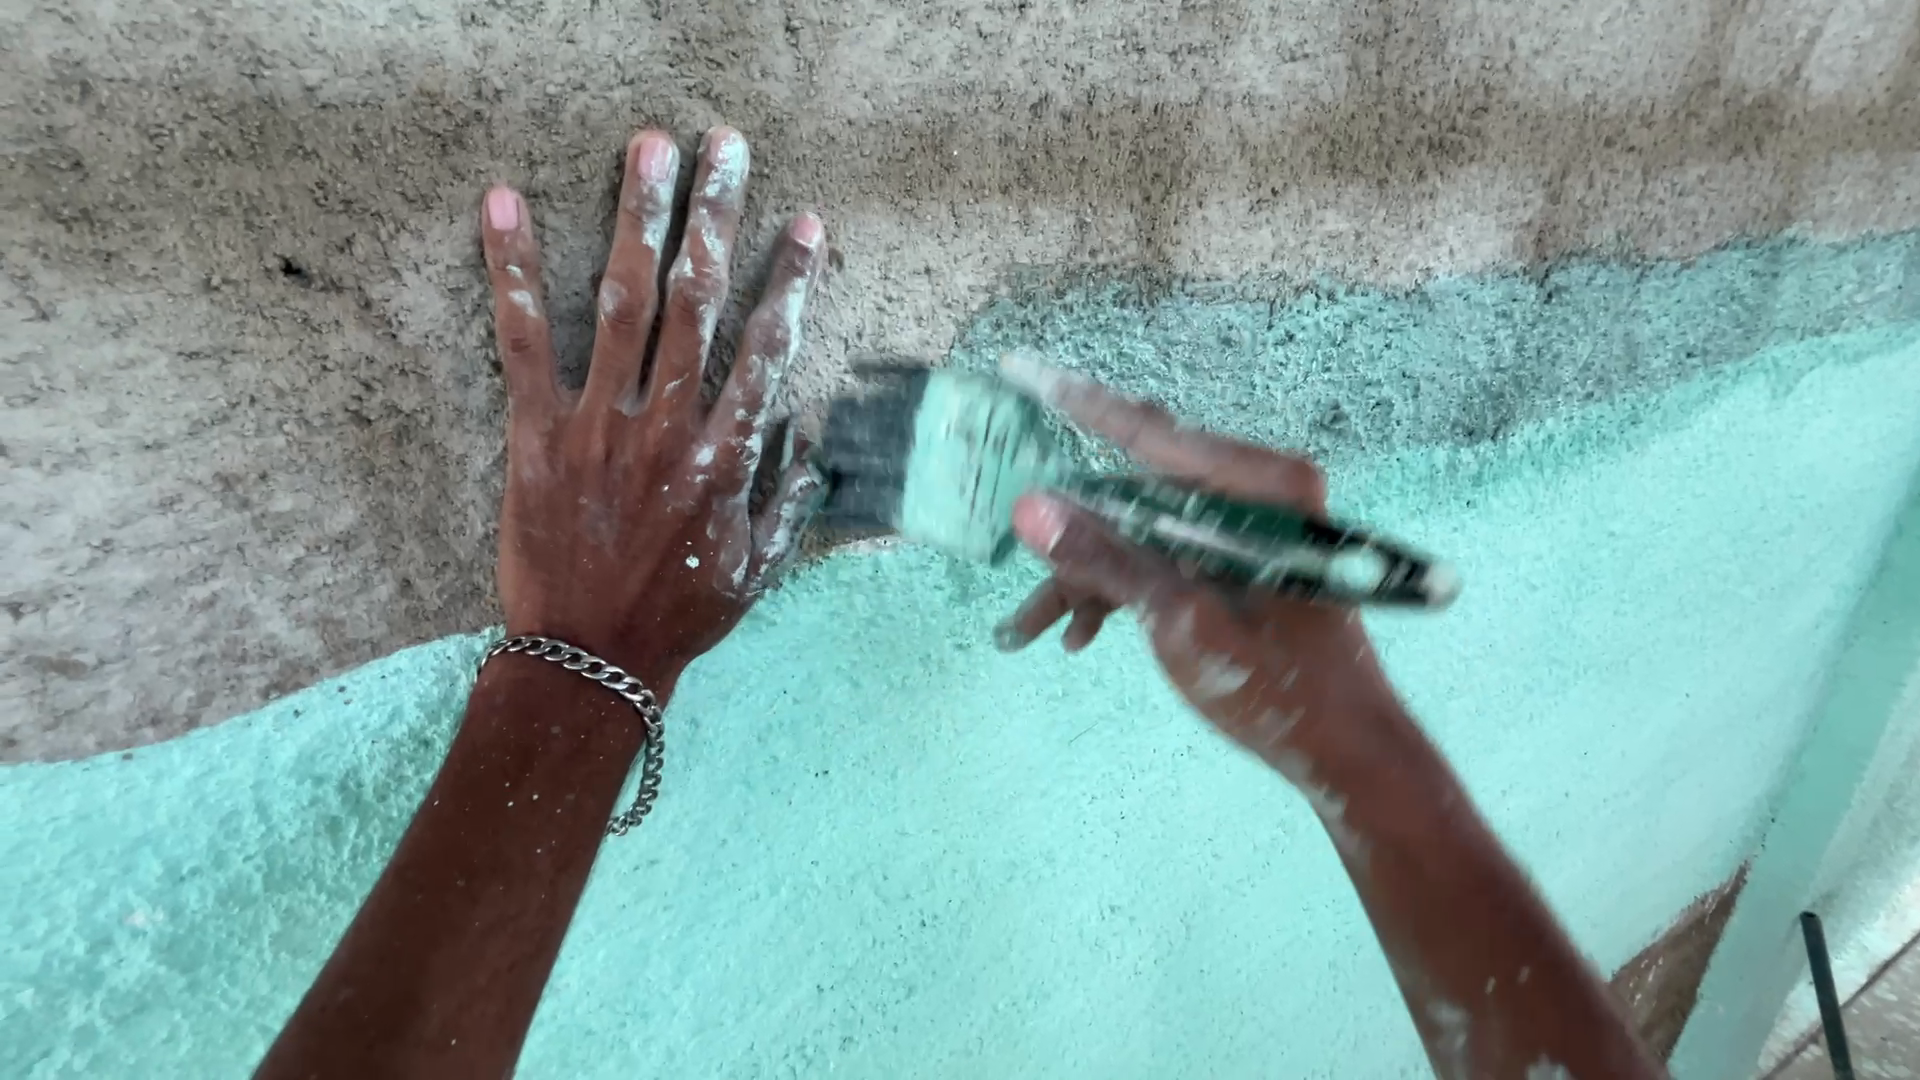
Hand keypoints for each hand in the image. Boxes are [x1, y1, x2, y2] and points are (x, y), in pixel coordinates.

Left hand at [480, 127, 823, 683]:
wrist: (593, 657)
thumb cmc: (684, 613)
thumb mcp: (759, 568)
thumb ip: (790, 500)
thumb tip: (810, 437)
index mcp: (728, 460)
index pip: (767, 352)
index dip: (790, 282)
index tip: (805, 225)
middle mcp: (671, 428)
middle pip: (699, 305)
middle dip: (717, 219)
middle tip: (725, 147)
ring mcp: (602, 426)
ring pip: (625, 304)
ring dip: (639, 219)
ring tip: (650, 149)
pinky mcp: (538, 436)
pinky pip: (524, 342)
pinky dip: (514, 270)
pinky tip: (507, 203)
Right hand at [992, 356, 1400, 779]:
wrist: (1343, 749)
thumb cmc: (1280, 686)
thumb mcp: (1182, 622)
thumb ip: (1106, 561)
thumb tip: (1029, 507)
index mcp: (1256, 487)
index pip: (1148, 431)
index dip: (1075, 403)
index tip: (1020, 369)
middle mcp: (1244, 492)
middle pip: (1129, 485)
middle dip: (1068, 527)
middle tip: (1010, 535)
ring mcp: (1230, 527)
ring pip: (1130, 530)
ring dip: (1081, 576)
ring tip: (1026, 629)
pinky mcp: (1221, 558)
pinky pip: (1152, 557)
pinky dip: (1112, 591)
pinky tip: (1079, 635)